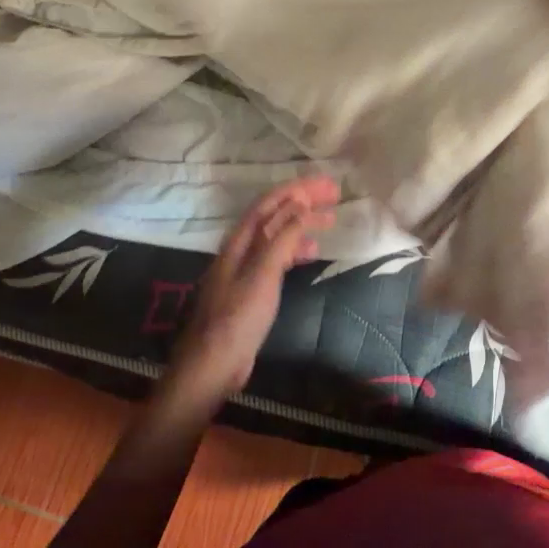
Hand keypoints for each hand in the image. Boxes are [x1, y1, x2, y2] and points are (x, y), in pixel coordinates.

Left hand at [163, 177, 338, 404]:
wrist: (213, 364)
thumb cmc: (238, 317)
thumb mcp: (264, 274)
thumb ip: (283, 238)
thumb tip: (302, 205)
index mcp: (239, 241)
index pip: (270, 202)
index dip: (299, 188)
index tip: (327, 184)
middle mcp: (241, 249)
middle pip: (274, 215)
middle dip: (303, 202)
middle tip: (335, 196)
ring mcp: (245, 269)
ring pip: (277, 235)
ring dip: (302, 224)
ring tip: (330, 223)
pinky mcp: (252, 289)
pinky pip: (278, 256)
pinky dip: (296, 249)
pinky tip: (311, 254)